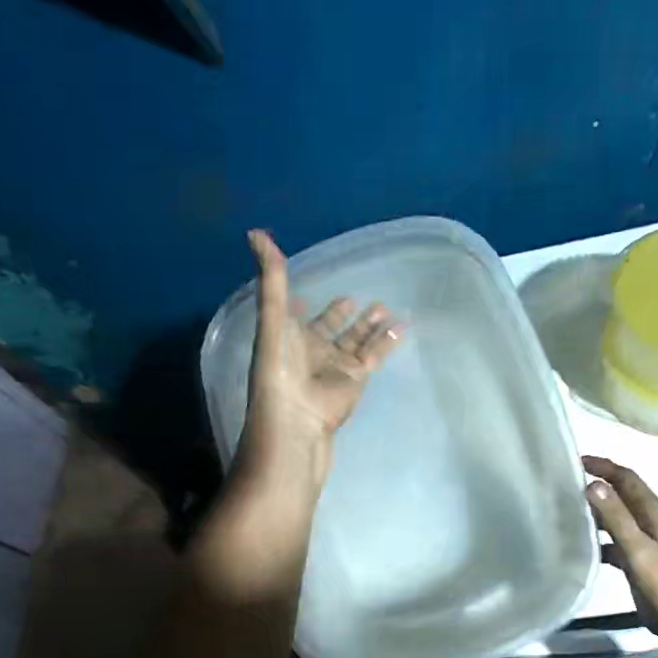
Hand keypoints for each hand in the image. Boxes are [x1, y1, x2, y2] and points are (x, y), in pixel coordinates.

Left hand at [238, 229, 401, 486]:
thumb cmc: (278, 370)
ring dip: (368, 324)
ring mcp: (334, 367)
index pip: (291, 314)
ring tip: (384, 306)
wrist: (295, 424)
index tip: (302, 291)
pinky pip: (374, 356)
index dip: (294, 302)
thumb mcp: (272, 320)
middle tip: (354, 298)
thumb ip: (272, 279)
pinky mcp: (355, 381)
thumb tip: (255, 233)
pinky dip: (387, 341)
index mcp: (285, 336)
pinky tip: (401, 325)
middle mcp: (309, 350)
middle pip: (328, 327)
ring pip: (355, 340)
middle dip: (340, 314)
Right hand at [584, 456, 657, 632]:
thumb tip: (592, 484)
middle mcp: (652, 521)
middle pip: (622, 494)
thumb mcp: (638, 548)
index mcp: (655, 513)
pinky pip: (614, 540)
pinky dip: (598, 537)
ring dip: (596, 511)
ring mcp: (647, 541)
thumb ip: (616, 517)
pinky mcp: (639, 560)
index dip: (604, 467)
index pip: (627, 479)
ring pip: (617, 517)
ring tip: (567, 510)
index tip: (576, 461)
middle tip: (565, 483)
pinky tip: (580, 546)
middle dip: (597, 484)